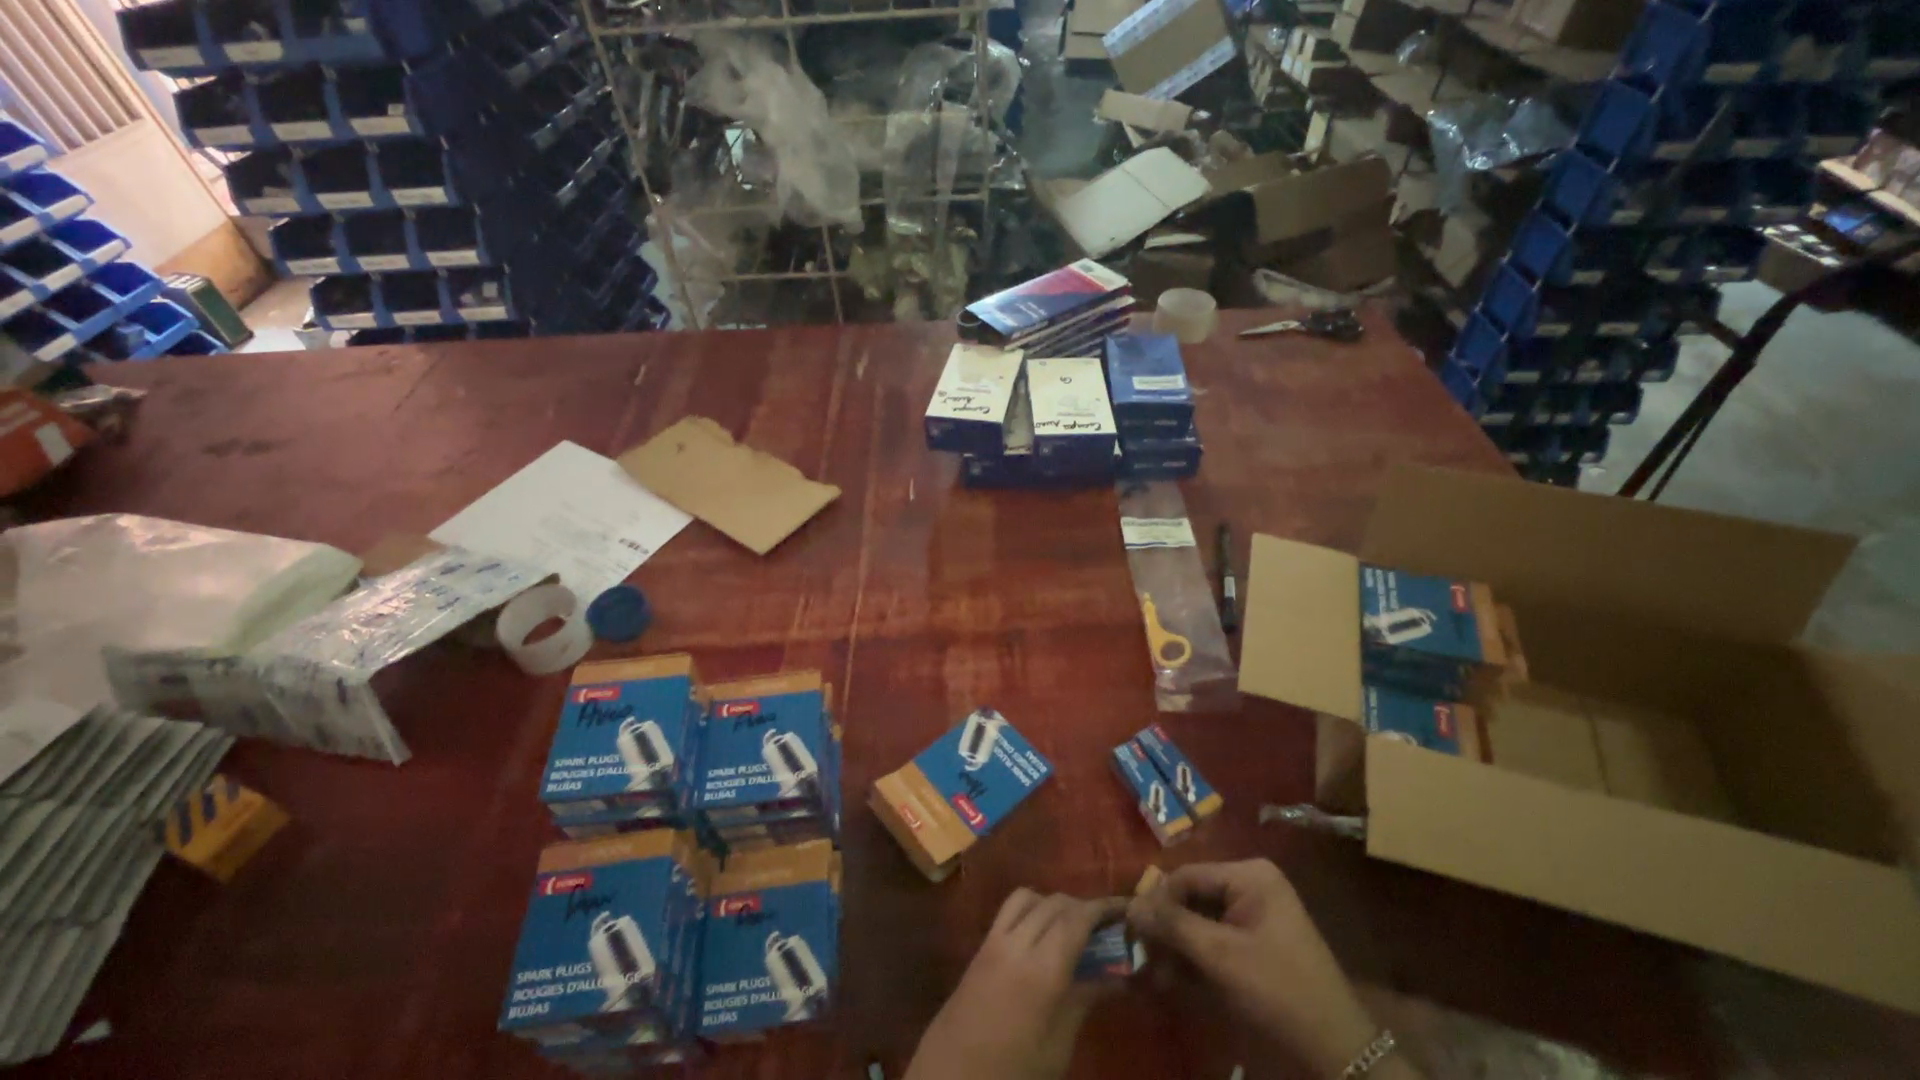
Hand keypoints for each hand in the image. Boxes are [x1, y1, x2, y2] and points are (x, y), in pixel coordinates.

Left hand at [903, 889, 1125, 1079]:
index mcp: (1041, 969)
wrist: (950, 1077)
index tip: (1126, 909)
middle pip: (1054, 903)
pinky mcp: (978, 949)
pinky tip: (1041, 936)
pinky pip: (1007, 912)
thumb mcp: (1058, 1045)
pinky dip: (1030, 909)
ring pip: (1028, 898)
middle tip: (1107, 926)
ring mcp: (992, 942)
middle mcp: (1016, 943)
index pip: (1077, 919)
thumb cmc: (1012, 1070)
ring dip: (1053, 902)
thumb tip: (1118, 977)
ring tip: (1073, 928)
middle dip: (1084, 906)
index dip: (1104, 908)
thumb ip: (1085, 1000)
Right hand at [1127, 860, 1380, 1076]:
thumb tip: (1128, 905)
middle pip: (1189, 896)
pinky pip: (1211, 939)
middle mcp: (1250, 885)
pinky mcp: (1252, 942)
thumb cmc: (1277, 990)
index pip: (1184, 875)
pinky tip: (1174, 982)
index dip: (1155, 903)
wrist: (1333, 1046)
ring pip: (1196, 920)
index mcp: (1249, 875)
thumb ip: (1172, 925)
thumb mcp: (1219, 955)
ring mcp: (1253, 914)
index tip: (1130, 935)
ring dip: (1175, 948)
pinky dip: (1192, 958)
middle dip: (1165, 929)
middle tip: (1143, 960)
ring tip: (1156, 977)